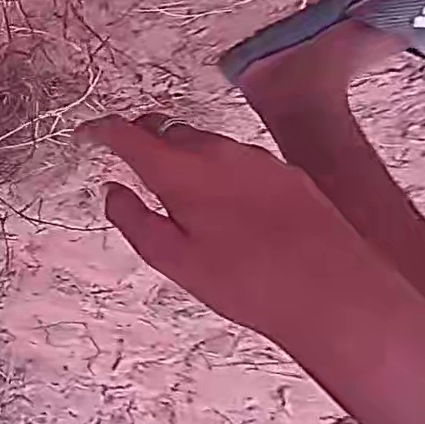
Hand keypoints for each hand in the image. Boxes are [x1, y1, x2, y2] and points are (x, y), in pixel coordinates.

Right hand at [78, 114, 424, 365]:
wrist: (339, 297)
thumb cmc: (245, 283)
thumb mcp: (172, 260)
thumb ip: (131, 218)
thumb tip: (112, 190)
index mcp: (179, 171)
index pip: (126, 133)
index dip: (99, 129)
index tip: (85, 133)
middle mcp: (215, 151)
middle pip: (164, 126)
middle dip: (137, 135)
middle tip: (124, 157)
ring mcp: (253, 157)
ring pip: (200, 139)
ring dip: (176, 151)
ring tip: (173, 185)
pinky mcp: (284, 170)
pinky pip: (234, 156)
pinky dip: (212, 165)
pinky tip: (222, 200)